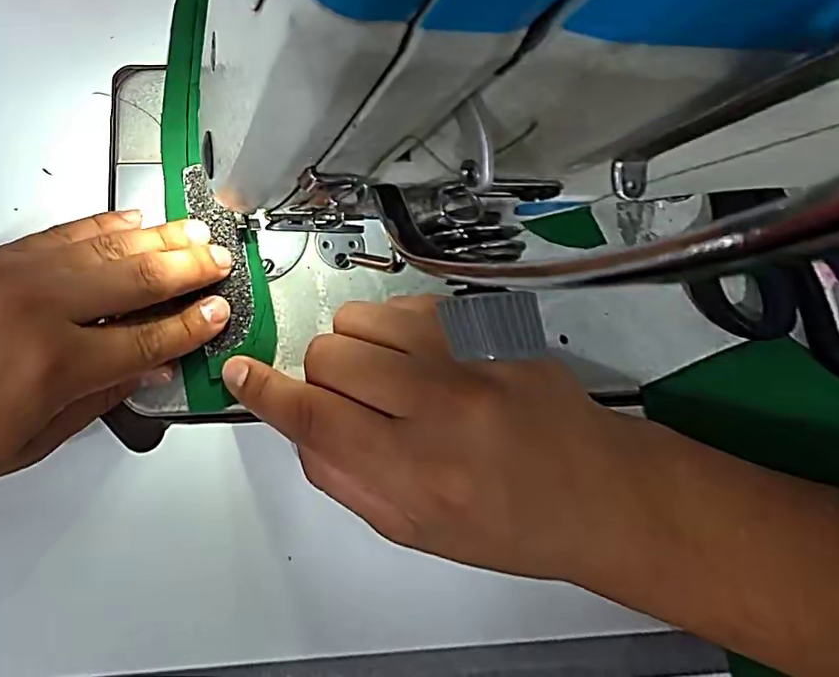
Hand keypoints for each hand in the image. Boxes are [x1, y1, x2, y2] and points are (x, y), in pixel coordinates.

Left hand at [0, 210, 232, 508]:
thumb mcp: (26, 443)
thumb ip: (96, 399)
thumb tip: (146, 366)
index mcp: (54, 367)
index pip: (145, 337)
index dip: (189, 324)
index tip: (219, 309)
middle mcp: (43, 308)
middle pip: (136, 277)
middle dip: (186, 267)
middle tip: (221, 258)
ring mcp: (18, 272)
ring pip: (106, 244)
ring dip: (156, 236)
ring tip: (193, 230)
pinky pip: (64, 232)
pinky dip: (103, 224)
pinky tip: (130, 220)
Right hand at [223, 296, 645, 582]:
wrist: (598, 487)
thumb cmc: (512, 521)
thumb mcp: (416, 530)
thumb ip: (342, 478)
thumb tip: (295, 426)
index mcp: (421, 472)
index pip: (314, 416)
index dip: (265, 391)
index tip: (241, 373)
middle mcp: (442, 405)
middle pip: (327, 356)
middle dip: (324, 378)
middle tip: (355, 403)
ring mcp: (465, 354)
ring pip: (356, 321)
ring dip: (356, 349)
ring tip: (390, 379)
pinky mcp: (480, 323)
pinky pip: (397, 307)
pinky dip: (392, 331)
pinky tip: (422, 362)